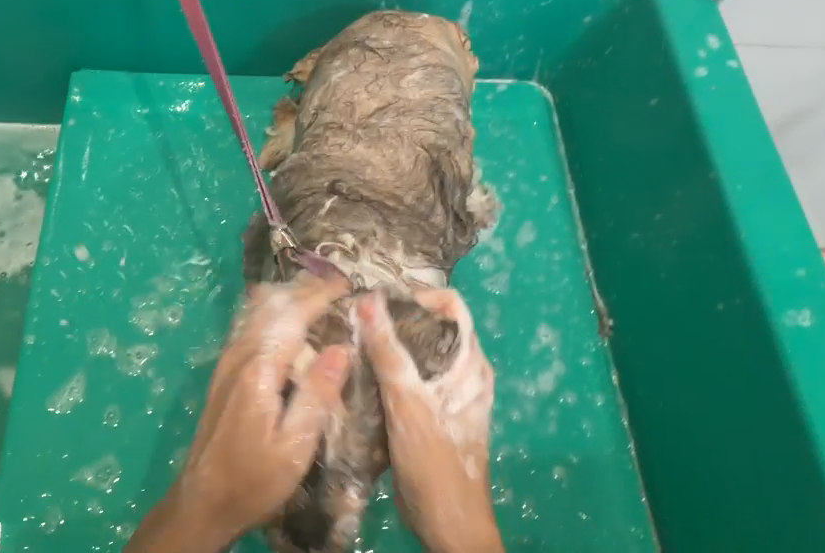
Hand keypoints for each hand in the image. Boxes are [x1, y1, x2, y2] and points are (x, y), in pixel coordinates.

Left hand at [127, 273, 354, 552]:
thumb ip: (317, 395)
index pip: (293, 316)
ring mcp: (228, 359)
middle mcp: (240, 353)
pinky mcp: (225, 370)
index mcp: (260, 368)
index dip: (320, 295)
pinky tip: (287, 319)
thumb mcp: (294, 446)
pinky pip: (251, 324)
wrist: (203, 500)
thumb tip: (341, 347)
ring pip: (259, 311)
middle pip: (273, 306)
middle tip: (339, 284)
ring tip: (318, 293)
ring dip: (289, 297)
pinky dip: (273, 311)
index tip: (347, 283)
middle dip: (306, 290)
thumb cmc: (253, 479)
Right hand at [358, 288, 502, 552]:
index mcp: (470, 363)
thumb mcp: (407, 403)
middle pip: (430, 325)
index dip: (418, 296)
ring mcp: (448, 393)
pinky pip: (410, 377)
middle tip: (358, 324)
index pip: (451, 304)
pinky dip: (388, 371)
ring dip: (388, 347)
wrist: (448, 529)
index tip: (382, 307)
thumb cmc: (435, 464)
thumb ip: (388, 352)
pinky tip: (360, 377)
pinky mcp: (432, 412)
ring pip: (417, 352)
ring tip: (354, 346)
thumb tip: (366, 299)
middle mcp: (463, 371)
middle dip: (394, 320)